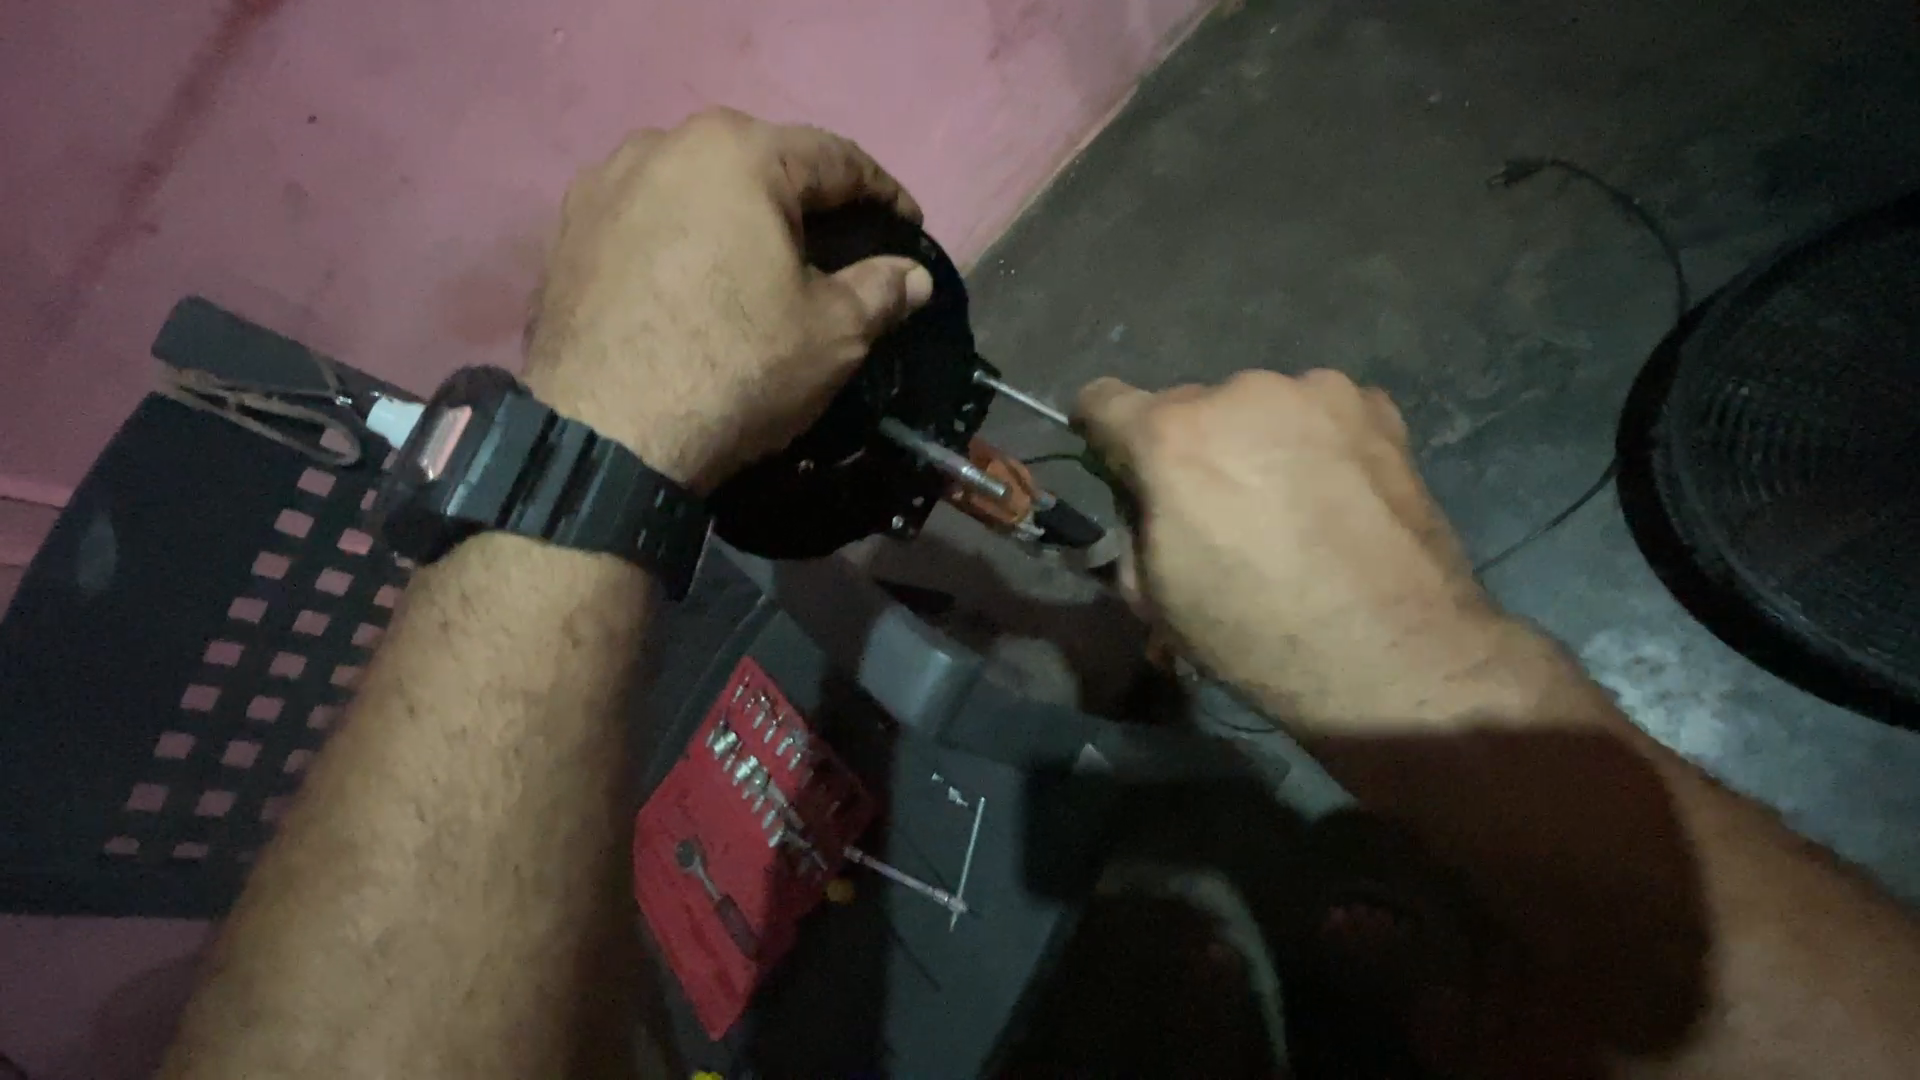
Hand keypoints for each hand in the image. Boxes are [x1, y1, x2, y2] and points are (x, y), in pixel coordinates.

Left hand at [523, 108, 933, 492]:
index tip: (909, 228)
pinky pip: (650, 224)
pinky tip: (699, 286)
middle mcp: (663, 144)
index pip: (835, 159)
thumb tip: (914, 276)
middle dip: (808, 206)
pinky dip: (687, 245)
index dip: (884, 194)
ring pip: (698, 192)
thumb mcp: (834, 334)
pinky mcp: (569, 233)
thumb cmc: (740, 367)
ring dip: (741, 221)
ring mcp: (604, 185)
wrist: (611, 432)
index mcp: (738, 153)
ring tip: (764, 269)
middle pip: (759, 166)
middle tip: (838, 250)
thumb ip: (882, 291)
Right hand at [1077, 369, 1523, 731]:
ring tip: (1285, 504)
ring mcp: (1314, 392)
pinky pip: (1313, 413)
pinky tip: (1334, 495)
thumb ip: (1133, 525)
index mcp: (1170, 438)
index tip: (1118, 463)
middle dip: (1185, 449)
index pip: (1101, 400)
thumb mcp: (1151, 594)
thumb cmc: (1251, 633)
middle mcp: (1238, 394)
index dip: (1099, 433)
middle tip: (1216, 508)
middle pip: (1183, 408)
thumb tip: (1148, 501)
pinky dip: (1309, 441)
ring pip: (1252, 408)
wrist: (1391, 656)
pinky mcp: (1375, 407)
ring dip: (1250, 441)